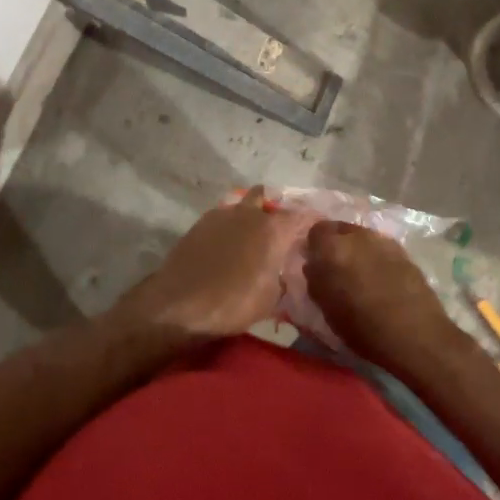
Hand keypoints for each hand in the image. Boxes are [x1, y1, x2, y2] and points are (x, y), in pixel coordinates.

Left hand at [115, 187, 307, 338]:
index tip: (319, 226)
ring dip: (251, 213)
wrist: (180, 303)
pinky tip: (230, 242)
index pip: (302, 215)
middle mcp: (249, 214)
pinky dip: (231, 223)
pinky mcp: (200, 222)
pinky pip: (223, 215)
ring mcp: (222, 215)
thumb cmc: (233, 303)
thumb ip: (281, 277)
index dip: (313, 219)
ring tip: (254, 234)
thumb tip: (282, 270)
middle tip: (281, 227)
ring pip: (242, 203)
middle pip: (267, 197)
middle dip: (276, 206)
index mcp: (273, 229)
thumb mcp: (270, 299)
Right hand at [303, 220, 464, 364]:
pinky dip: (377, 258)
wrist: (416, 335)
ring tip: (360, 275)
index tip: (316, 264)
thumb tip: (313, 265)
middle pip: (340, 229)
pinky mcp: (404, 252)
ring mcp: (384, 241)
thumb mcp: (326, 308)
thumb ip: (316, 280)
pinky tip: (381, 279)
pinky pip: (381, 248)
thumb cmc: (363, 327)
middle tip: (337, 269)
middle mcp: (358, 235)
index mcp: (333, 247)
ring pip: (362, 237)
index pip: (315, 231)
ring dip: (357, 250)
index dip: (314, 247)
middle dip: (336, 245)